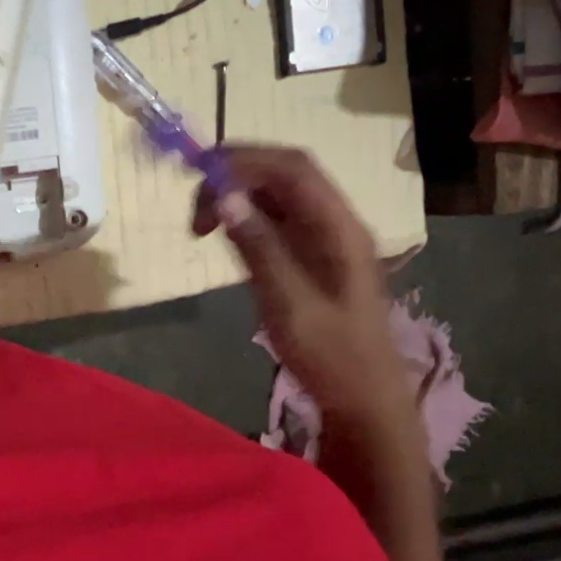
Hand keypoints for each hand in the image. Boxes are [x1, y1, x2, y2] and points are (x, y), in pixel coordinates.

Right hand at [192, 145, 406, 422]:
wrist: (364, 400)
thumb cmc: (331, 358)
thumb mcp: (290, 306)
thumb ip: (260, 250)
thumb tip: (227, 199)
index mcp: (341, 229)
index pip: (293, 168)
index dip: (244, 160)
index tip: (196, 175)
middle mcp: (336, 223)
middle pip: (285, 173)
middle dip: (235, 176)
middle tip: (195, 211)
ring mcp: (326, 238)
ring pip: (278, 195)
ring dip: (237, 197)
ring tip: (201, 227)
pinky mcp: (314, 256)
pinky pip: (277, 220)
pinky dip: (245, 219)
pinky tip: (224, 239)